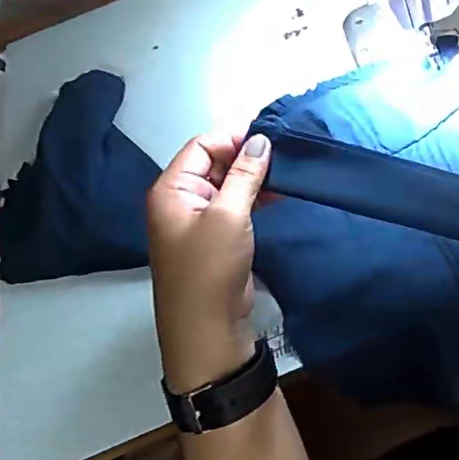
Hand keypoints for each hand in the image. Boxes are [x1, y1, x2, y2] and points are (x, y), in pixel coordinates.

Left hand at [147, 131, 271, 391]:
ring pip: (229, 182)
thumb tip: (260, 140)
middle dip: (247, 155)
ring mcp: (200, 217)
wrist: (207, 323)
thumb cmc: (210, 266)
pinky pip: (236, 202)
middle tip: (285, 153)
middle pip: (214, 162)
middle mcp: (182, 199)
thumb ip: (244, 174)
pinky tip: (280, 192)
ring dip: (255, 176)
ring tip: (287, 171)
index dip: (234, 137)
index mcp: (171, 189)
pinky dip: (257, 195)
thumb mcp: (229, 215)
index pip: (202, 146)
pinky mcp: (218, 234)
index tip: (271, 136)